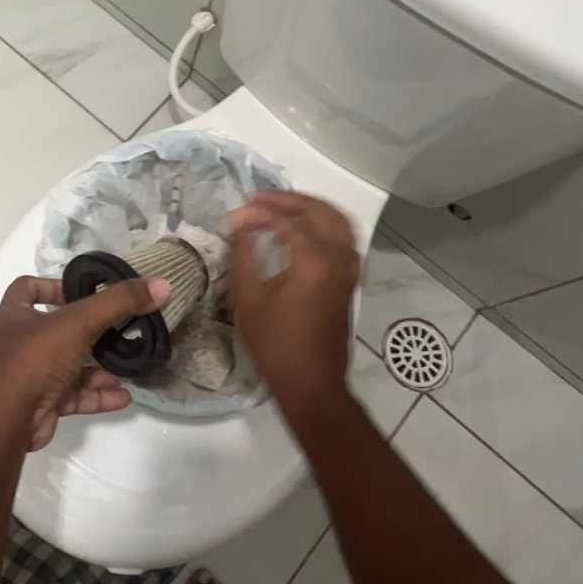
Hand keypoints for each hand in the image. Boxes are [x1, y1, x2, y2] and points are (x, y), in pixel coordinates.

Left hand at [0, 274, 170, 450]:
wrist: (8, 421)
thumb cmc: (35, 358)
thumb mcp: (79, 321)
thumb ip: (119, 302)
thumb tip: (161, 284)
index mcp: (15, 314)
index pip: (28, 288)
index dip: (52, 285)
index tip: (82, 290)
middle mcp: (19, 342)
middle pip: (55, 328)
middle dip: (87, 330)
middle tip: (117, 327)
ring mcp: (29, 375)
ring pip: (68, 364)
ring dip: (96, 366)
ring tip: (128, 363)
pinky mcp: (41, 403)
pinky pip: (74, 395)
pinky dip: (97, 394)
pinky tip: (123, 396)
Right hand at [226, 191, 361, 410]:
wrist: (312, 383)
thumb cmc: (276, 345)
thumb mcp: (249, 298)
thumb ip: (243, 254)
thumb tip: (239, 224)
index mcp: (314, 260)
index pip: (285, 220)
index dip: (257, 213)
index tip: (233, 217)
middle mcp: (338, 257)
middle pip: (317, 211)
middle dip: (286, 200)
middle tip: (256, 199)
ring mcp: (348, 268)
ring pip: (337, 219)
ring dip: (309, 207)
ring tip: (280, 206)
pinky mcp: (350, 278)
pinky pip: (343, 236)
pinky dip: (324, 223)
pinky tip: (302, 229)